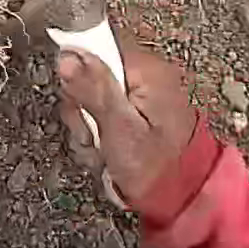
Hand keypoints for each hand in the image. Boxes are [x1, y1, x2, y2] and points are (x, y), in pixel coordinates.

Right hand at [56, 42, 196, 205]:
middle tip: (92, 136)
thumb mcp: (119, 129)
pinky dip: (98, 135)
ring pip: (92, 98)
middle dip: (82, 109)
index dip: (79, 72)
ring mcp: (140, 95)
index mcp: (147, 70)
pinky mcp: (135, 113)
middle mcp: (145, 76)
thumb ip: (94, 90)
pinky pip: (102, 114)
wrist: (181, 201)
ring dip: (88, 127)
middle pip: (92, 74)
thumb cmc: (155, 167)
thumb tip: (67, 55)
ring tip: (101, 151)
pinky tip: (105, 154)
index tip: (77, 102)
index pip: (99, 45)